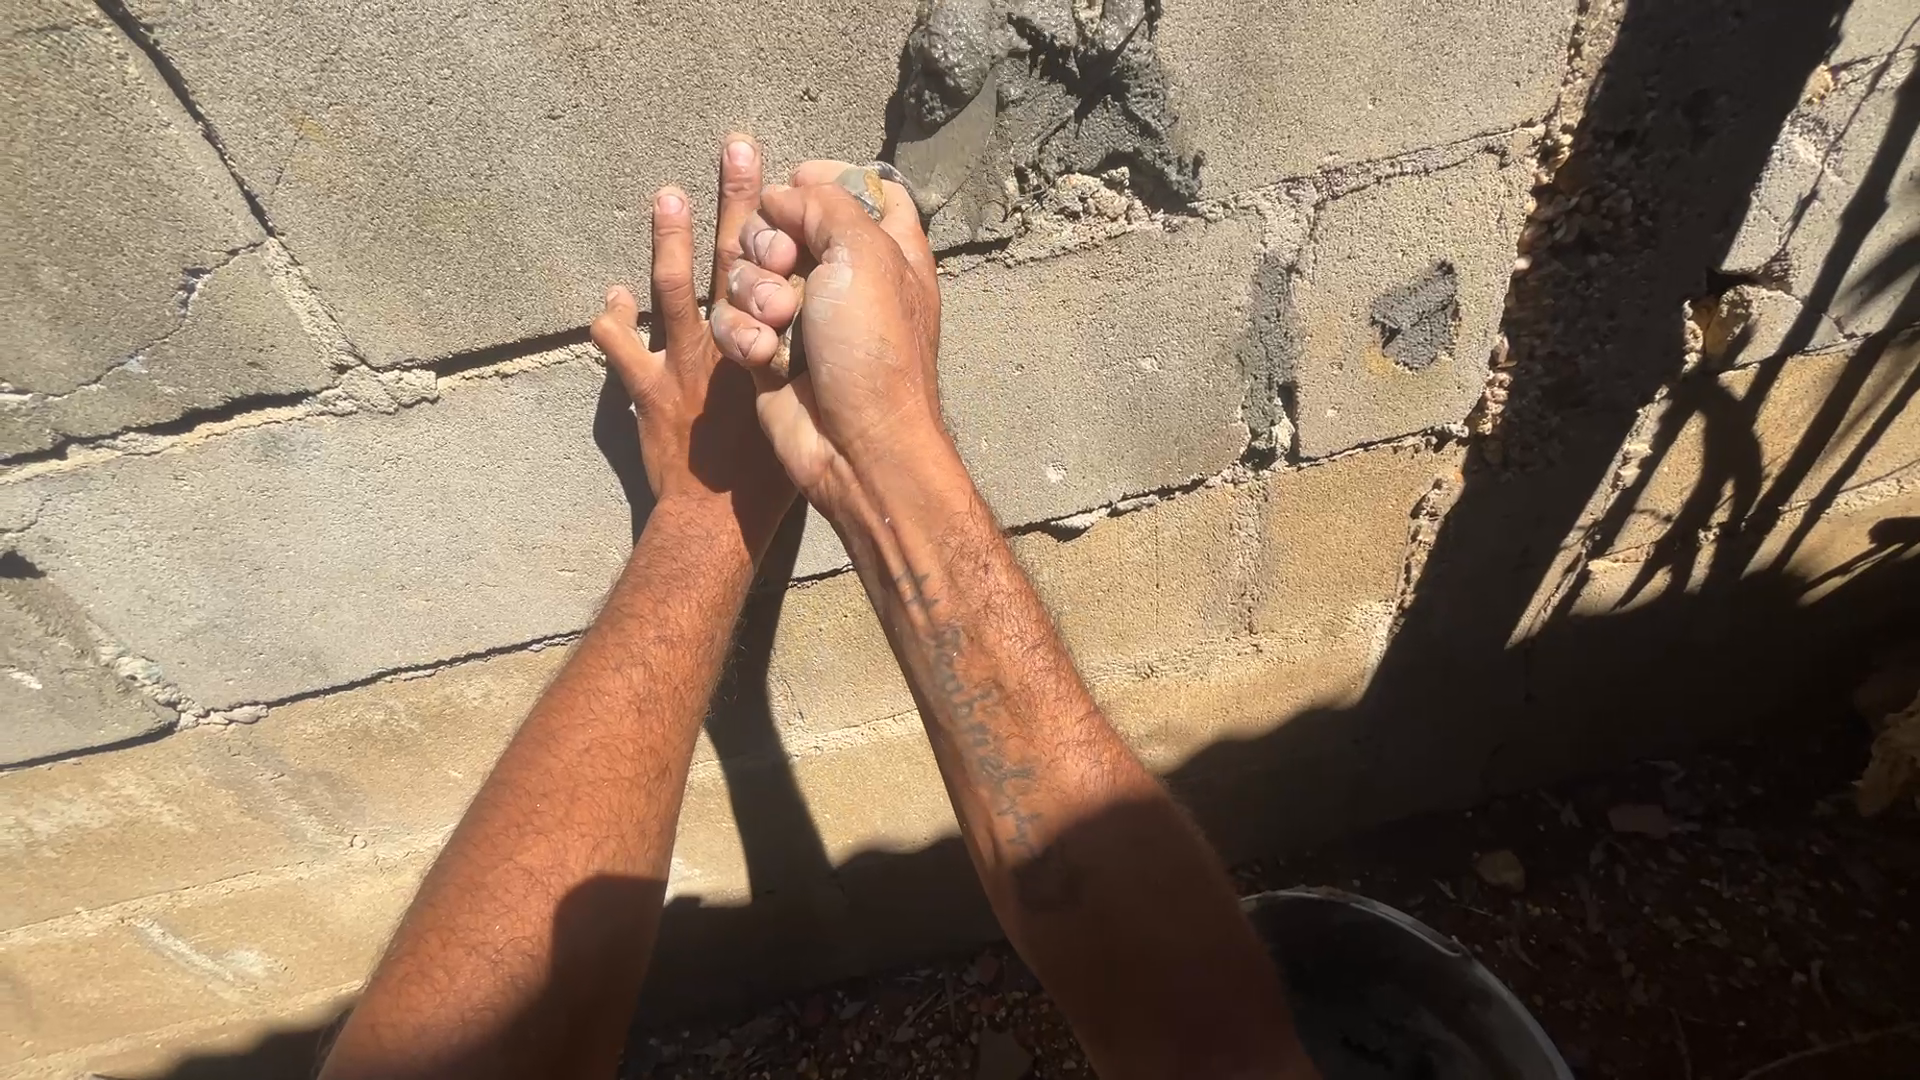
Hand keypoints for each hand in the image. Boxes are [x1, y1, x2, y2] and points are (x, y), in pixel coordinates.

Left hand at [591, 136, 795, 558]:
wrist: (719, 521)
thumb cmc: (774, 479)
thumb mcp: (808, 424)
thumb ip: (810, 382)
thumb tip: (825, 355)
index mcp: (775, 350)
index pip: (783, 272)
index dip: (782, 223)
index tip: (788, 177)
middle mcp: (732, 344)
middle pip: (735, 259)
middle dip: (739, 199)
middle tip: (736, 147)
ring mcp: (684, 362)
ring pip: (672, 288)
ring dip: (667, 239)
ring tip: (665, 194)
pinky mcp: (647, 388)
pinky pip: (619, 345)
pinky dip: (610, 319)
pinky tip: (609, 299)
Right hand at [707, 160, 944, 521]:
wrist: (857, 445)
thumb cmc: (874, 349)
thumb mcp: (865, 254)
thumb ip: (824, 204)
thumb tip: (784, 195)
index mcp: (886, 250)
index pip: (863, 189)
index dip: (826, 178)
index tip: (799, 182)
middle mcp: (844, 280)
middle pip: (784, 224)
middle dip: (769, 239)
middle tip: (781, 263)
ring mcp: (804, 317)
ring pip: (746, 271)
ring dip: (753, 291)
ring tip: (779, 321)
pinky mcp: (768, 352)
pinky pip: (731, 321)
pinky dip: (742, 334)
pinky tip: (763, 357)